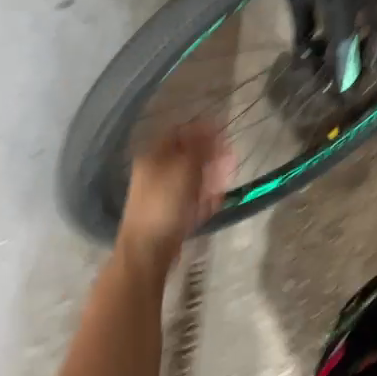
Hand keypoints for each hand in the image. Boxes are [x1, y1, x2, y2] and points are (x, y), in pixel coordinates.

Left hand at [117, 121, 234, 265]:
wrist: (148, 250)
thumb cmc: (165, 202)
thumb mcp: (185, 166)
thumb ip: (200, 144)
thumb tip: (212, 125)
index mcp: (154, 156)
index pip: (180, 132)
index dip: (203, 130)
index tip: (223, 135)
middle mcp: (156, 172)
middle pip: (188, 156)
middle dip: (211, 157)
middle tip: (229, 160)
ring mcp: (162, 194)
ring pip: (193, 178)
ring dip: (211, 177)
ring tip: (224, 183)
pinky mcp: (170, 213)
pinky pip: (192, 198)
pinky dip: (205, 197)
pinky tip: (215, 201)